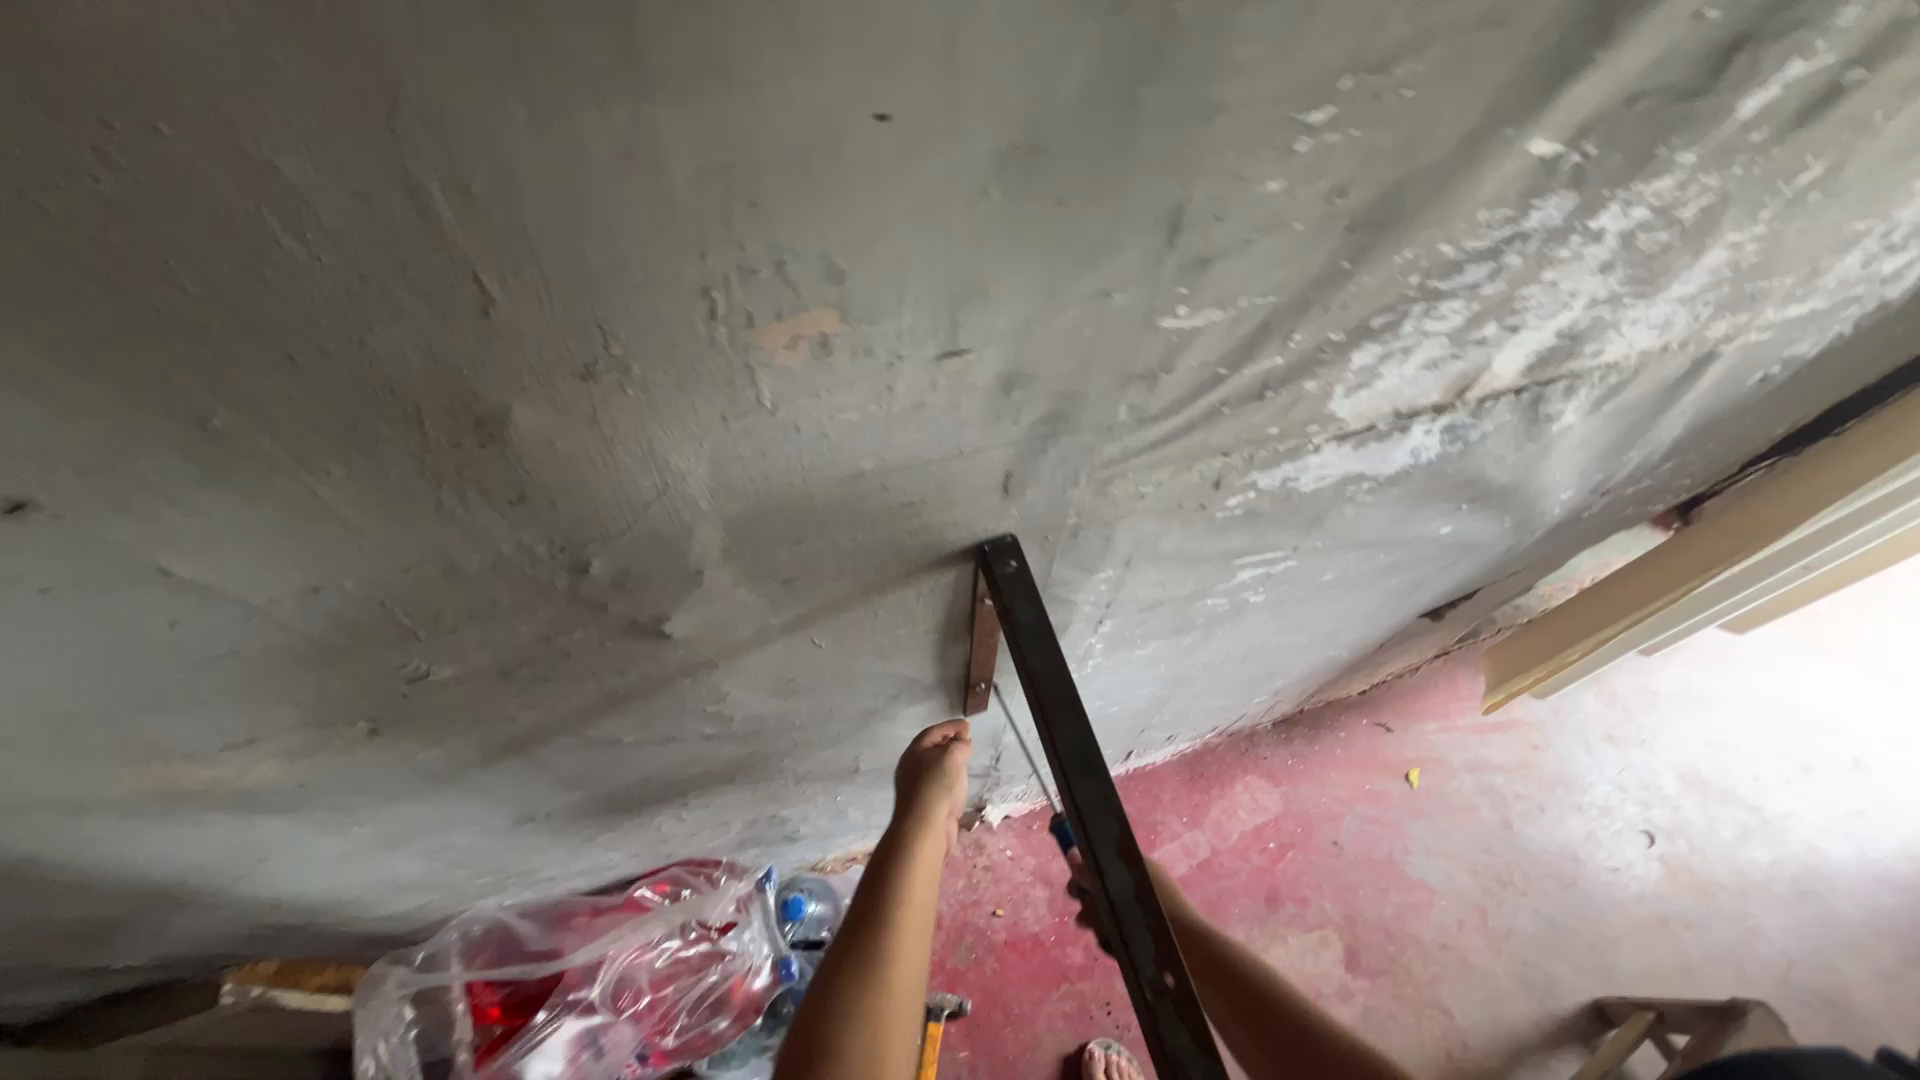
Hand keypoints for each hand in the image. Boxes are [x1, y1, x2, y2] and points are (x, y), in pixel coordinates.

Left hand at [892, 718, 971, 849]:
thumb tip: (963, 742)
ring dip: (950, 764)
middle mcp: (912, 768)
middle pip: (932, 750)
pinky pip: (940, 786)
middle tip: (967, 742)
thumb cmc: (937, 785)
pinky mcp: (926, 806)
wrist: (925, 827)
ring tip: (966, 762)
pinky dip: (951, 781)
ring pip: (936, 769)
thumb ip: (959, 744)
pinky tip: (960, 786)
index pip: (933, 732)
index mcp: (914, 752)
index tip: (968, 726)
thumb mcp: (952, 756)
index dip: (951, 726)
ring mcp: (917, 788)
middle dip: (949, 744)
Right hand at [1066, 849, 1188, 953]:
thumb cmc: (1156, 913)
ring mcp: (1142, 913)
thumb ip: (1092, 873)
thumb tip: (1071, 854)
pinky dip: (1113, 941)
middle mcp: (1138, 885)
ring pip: (1107, 916)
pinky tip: (1115, 949)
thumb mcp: (1119, 888)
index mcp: (1134, 865)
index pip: (1099, 862)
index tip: (1075, 890)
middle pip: (1100, 891)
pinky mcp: (1144, 937)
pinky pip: (1118, 935)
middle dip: (1089, 906)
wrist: (1192, 954)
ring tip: (1104, 936)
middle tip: (1085, 921)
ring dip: (1099, 926)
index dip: (1083, 876)